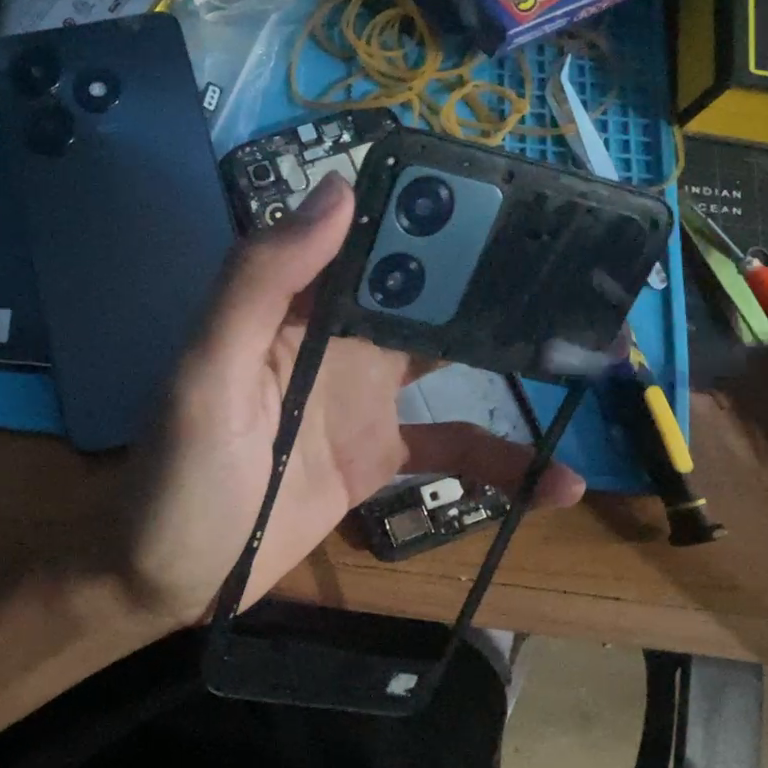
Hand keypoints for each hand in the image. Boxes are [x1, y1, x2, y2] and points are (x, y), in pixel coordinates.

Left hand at [109, 172, 586, 625]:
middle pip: (425, 296)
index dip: (438, 217)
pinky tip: (561, 484)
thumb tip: (339, 189)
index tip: (523, 203)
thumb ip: (258, 283)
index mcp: (294, 309)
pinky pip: (449, 450)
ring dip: (516, 361)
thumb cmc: (177, 478)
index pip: (372, 242)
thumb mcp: (204, 375)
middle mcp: (334, 341)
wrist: (168, 578)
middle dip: (499, 283)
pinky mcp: (374, 460)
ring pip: (451, 364)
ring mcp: (360, 401)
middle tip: (589, 280)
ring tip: (600, 361)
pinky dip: (503, 464)